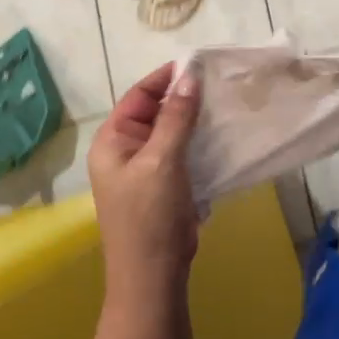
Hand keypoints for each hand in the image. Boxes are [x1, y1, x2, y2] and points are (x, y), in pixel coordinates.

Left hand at [88, 62, 201, 292]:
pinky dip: (200, 138)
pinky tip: (223, 132)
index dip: (166, 77)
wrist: (153, 274)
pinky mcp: (165, 183)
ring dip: (195, 117)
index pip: (139, 95)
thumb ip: (176, 117)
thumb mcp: (162, 160)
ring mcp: (145, 168)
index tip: (199, 64)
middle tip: (220, 81)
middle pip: (156, 110)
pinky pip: (182, 150)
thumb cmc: (149, 215)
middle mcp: (125, 150)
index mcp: (112, 141)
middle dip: (185, 96)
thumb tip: (190, 76)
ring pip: (172, 130)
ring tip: (226, 102)